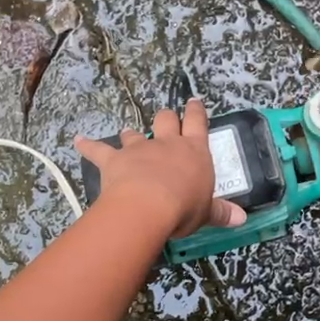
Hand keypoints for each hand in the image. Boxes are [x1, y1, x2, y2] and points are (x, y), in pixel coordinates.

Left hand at [76, 99, 247, 237]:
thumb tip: (242, 218)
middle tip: (166, 118)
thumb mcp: (206, 212)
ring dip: (131, 134)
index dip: (196, 112)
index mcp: (194, 152)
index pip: (197, 123)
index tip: (194, 102)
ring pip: (134, 134)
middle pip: (166, 120)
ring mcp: (139, 149)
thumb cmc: (184, 207)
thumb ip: (221, 212)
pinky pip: (98, 150)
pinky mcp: (114, 160)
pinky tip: (78, 141)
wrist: (148, 205)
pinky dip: (88, 145)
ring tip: (128, 133)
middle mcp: (167, 143)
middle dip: (166, 117)